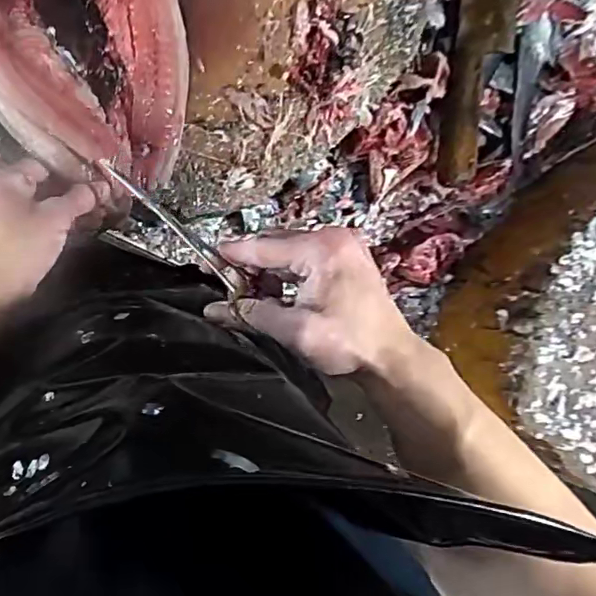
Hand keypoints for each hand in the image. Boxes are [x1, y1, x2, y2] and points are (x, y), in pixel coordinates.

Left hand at [0, 159, 101, 306]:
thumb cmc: (26, 246)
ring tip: (99, 206)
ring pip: (47, 201)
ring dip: (71, 204)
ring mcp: (11, 212)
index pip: (46, 163)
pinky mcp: (19, 231)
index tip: (97, 176)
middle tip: (102, 192)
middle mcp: (7, 191)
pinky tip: (84, 220)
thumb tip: (101, 187)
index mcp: (9, 179)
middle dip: (74, 188)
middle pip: (47, 182)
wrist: (4, 286)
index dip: (72, 169)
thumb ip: (79, 198)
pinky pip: (44, 217)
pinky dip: (61, 218)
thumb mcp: (56, 218)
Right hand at [204, 227, 424, 377]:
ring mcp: (341, 246)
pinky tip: (271, 294)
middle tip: (225, 288)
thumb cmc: (349, 343)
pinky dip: (283, 274)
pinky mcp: (344, 258)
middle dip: (247, 266)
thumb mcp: (294, 330)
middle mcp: (332, 238)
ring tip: (246, 296)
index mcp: (321, 249)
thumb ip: (251, 314)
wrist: (390, 357)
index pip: (262, 247)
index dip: (231, 255)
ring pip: (286, 252)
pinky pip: (302, 258)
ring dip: (264, 272)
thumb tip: (214, 309)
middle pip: (273, 245)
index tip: (205, 259)